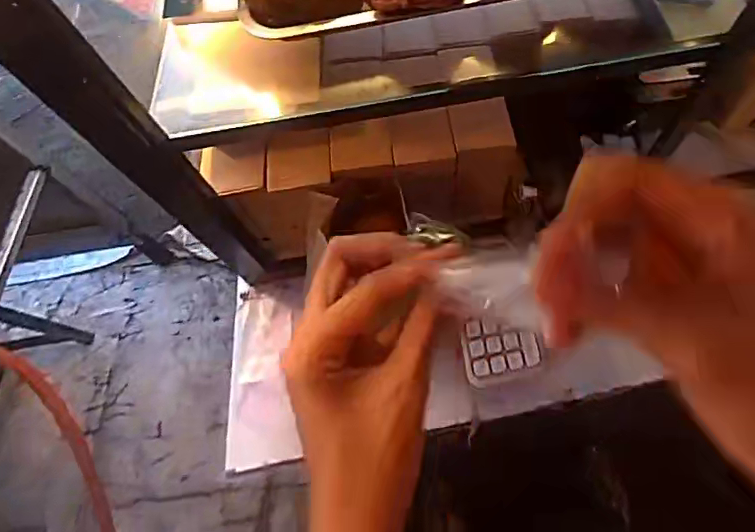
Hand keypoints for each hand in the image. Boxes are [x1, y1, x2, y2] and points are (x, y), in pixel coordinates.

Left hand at [283, 234, 454, 531]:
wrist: (356, 520)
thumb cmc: (375, 463)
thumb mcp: (404, 391)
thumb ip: (421, 329)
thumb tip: (444, 283)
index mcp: (313, 346)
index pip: (364, 288)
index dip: (408, 271)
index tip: (447, 260)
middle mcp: (307, 335)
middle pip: (338, 264)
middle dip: (383, 250)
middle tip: (426, 251)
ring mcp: (319, 344)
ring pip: (346, 281)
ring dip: (385, 267)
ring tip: (428, 262)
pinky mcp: (336, 355)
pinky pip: (359, 309)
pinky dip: (389, 296)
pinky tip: (421, 292)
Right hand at [534, 156, 754, 531]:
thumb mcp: (689, 340)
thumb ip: (610, 302)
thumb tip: (542, 279)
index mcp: (708, 214)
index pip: (626, 178)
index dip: (582, 205)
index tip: (554, 253)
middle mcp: (687, 222)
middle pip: (606, 205)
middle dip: (570, 244)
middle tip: (543, 293)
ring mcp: (675, 257)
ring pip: (601, 240)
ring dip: (570, 274)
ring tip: (554, 323)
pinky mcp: (665, 291)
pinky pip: (608, 276)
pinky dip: (584, 298)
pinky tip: (568, 332)